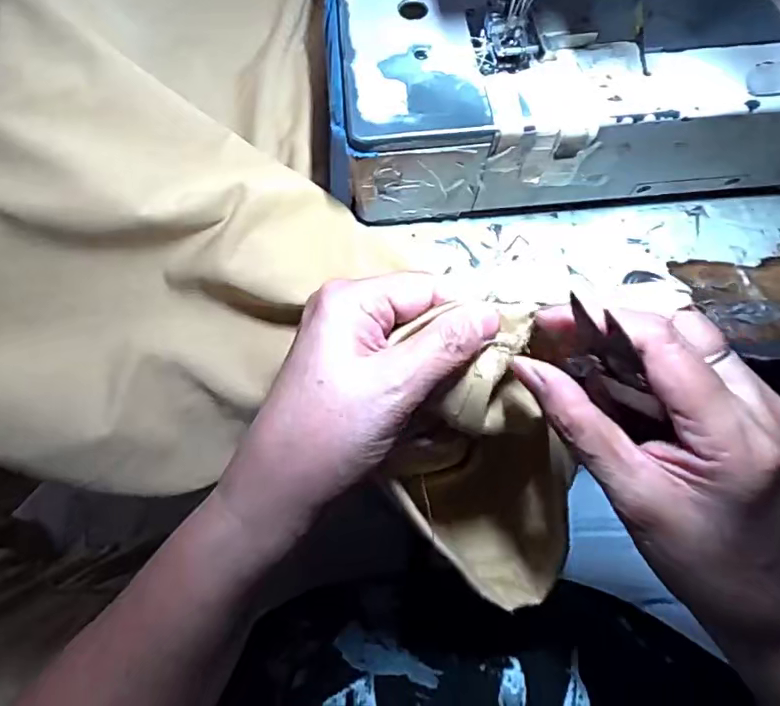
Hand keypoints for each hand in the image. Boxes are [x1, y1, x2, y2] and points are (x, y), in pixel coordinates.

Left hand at [214, 273, 498, 544]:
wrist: (276, 492)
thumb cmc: (331, 435)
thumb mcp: (395, 386)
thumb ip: (446, 344)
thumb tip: (492, 312)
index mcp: (350, 297)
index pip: (428, 286)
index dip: (467, 311)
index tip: (503, 342)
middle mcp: (346, 304)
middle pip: (420, 307)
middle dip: (453, 339)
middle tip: (482, 373)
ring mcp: (345, 333)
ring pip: (413, 333)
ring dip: (438, 360)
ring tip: (457, 389)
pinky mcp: (349, 361)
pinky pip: (398, 353)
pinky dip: (419, 373)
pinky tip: (430, 398)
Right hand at [513, 307, 779, 646]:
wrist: (758, 592)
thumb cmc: (695, 557)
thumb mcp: (630, 494)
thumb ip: (579, 424)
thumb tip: (528, 367)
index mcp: (735, 433)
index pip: (666, 343)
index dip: (604, 319)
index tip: (551, 321)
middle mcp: (758, 401)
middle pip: (680, 325)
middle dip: (616, 323)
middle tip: (565, 338)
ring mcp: (760, 395)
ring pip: (687, 332)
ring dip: (631, 336)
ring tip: (587, 354)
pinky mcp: (751, 396)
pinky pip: (693, 351)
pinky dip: (649, 354)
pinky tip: (619, 374)